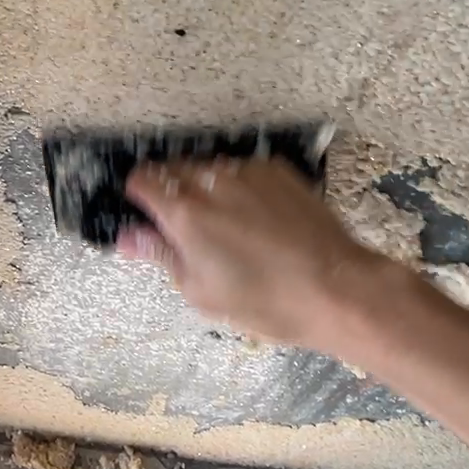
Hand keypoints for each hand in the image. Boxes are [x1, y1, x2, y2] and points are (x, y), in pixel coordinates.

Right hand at [117, 157, 387, 349]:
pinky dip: (239, 186)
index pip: (141, 179)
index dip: (139, 194)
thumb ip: (161, 255)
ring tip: (228, 225)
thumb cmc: (270, 300)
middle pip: (171, 169)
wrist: (338, 288)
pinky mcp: (274, 170)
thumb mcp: (202, 291)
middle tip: (188, 226)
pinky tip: (256, 217)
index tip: (146, 210)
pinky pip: (241, 169)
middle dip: (171, 191)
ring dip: (205, 188)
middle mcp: (210, 182)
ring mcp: (245, 172)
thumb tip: (130, 238)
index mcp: (185, 213)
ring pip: (207, 168)